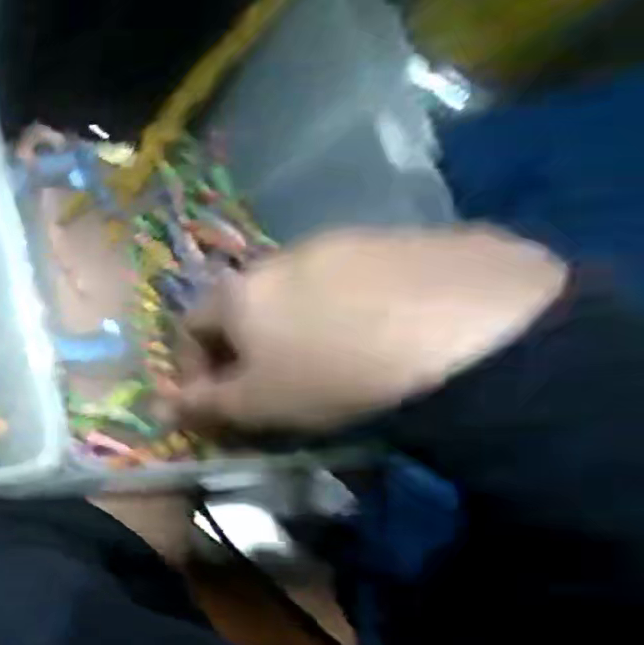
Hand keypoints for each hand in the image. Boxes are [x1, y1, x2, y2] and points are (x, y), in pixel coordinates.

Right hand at [173, 227, 567, 430]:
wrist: (481, 339)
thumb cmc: (329, 377)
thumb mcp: (250, 406)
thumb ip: (198, 405)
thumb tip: (162, 407)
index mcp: (239, 291)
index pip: (189, 327)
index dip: (191, 366)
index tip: (211, 398)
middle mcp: (291, 253)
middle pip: (252, 300)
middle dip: (252, 339)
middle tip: (273, 378)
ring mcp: (364, 238)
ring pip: (314, 285)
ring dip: (310, 319)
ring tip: (339, 356)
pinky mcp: (432, 236)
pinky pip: (378, 276)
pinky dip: (370, 304)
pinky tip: (396, 336)